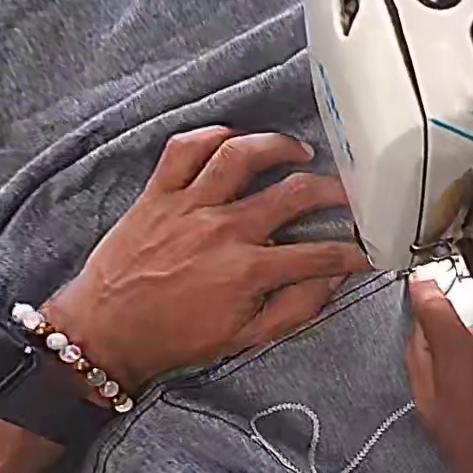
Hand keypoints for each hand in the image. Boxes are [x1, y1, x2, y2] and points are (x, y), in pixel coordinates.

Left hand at [44, 127, 371, 390]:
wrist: (108, 331)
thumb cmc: (176, 337)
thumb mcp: (246, 337)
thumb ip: (295, 308)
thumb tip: (333, 281)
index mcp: (248, 271)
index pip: (319, 254)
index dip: (352, 251)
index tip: (365, 249)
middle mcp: (224, 230)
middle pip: (294, 193)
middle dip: (334, 191)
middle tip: (346, 193)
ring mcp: (189, 206)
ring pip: (242, 155)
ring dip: (278, 146)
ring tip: (299, 151)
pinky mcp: (159, 194)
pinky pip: (186, 148)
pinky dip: (213, 135)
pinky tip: (234, 140)